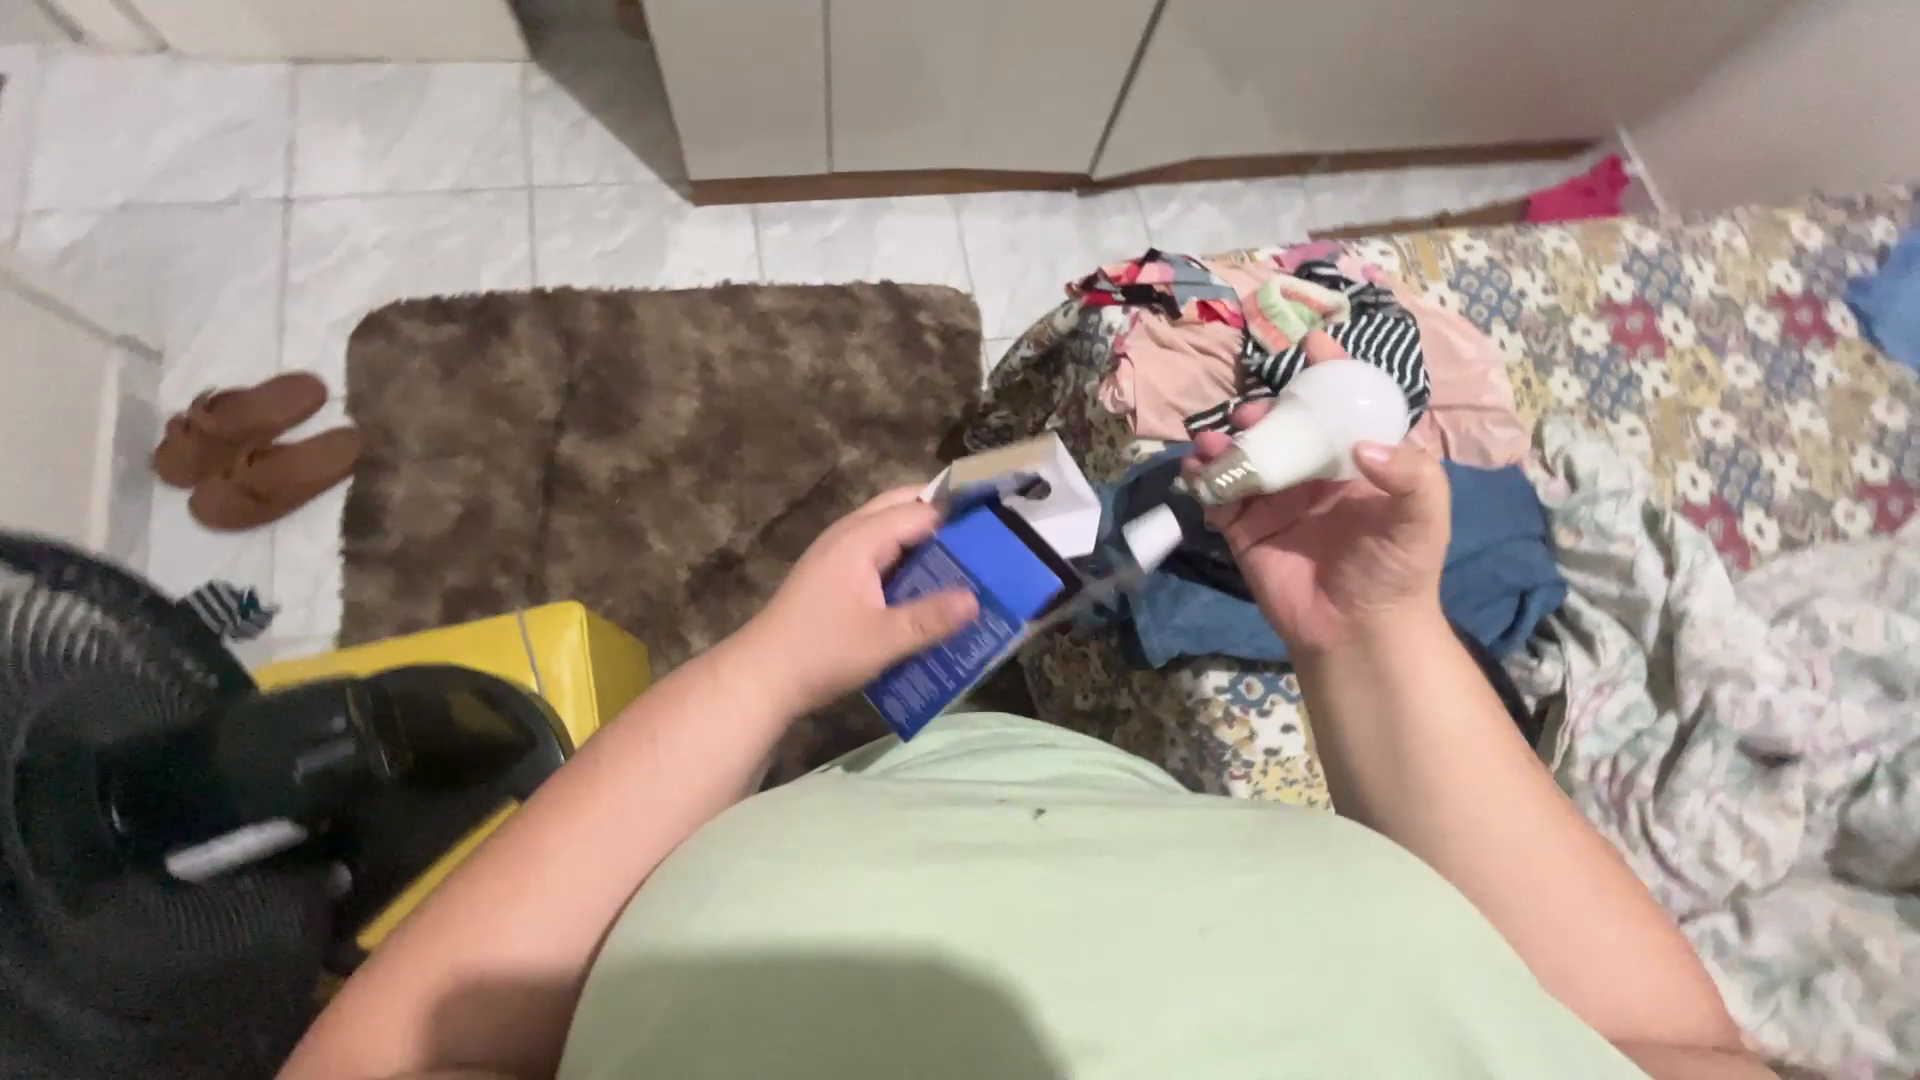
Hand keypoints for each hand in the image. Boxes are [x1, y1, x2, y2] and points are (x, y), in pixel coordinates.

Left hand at [736, 487, 978, 713]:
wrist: (761, 677)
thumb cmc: (820, 652)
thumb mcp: (883, 640)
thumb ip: (931, 618)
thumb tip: (977, 600)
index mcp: (861, 538)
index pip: (920, 510)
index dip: (958, 518)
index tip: (996, 531)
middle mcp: (848, 534)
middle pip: (902, 509)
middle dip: (940, 521)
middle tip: (981, 545)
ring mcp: (838, 553)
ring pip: (889, 531)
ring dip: (922, 542)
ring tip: (963, 565)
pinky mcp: (834, 575)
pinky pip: (878, 553)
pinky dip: (904, 560)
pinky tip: (924, 589)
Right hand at [1183, 331, 1450, 655]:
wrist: (1357, 630)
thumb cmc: (1397, 570)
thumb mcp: (1423, 518)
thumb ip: (1411, 475)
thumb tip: (1361, 447)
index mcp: (1353, 464)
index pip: (1340, 408)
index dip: (1328, 374)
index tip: (1312, 344)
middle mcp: (1310, 474)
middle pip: (1281, 427)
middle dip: (1263, 411)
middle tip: (1253, 416)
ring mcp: (1273, 500)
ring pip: (1243, 457)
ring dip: (1224, 443)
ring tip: (1215, 442)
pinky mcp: (1242, 528)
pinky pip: (1217, 497)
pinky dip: (1202, 480)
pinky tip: (1196, 471)